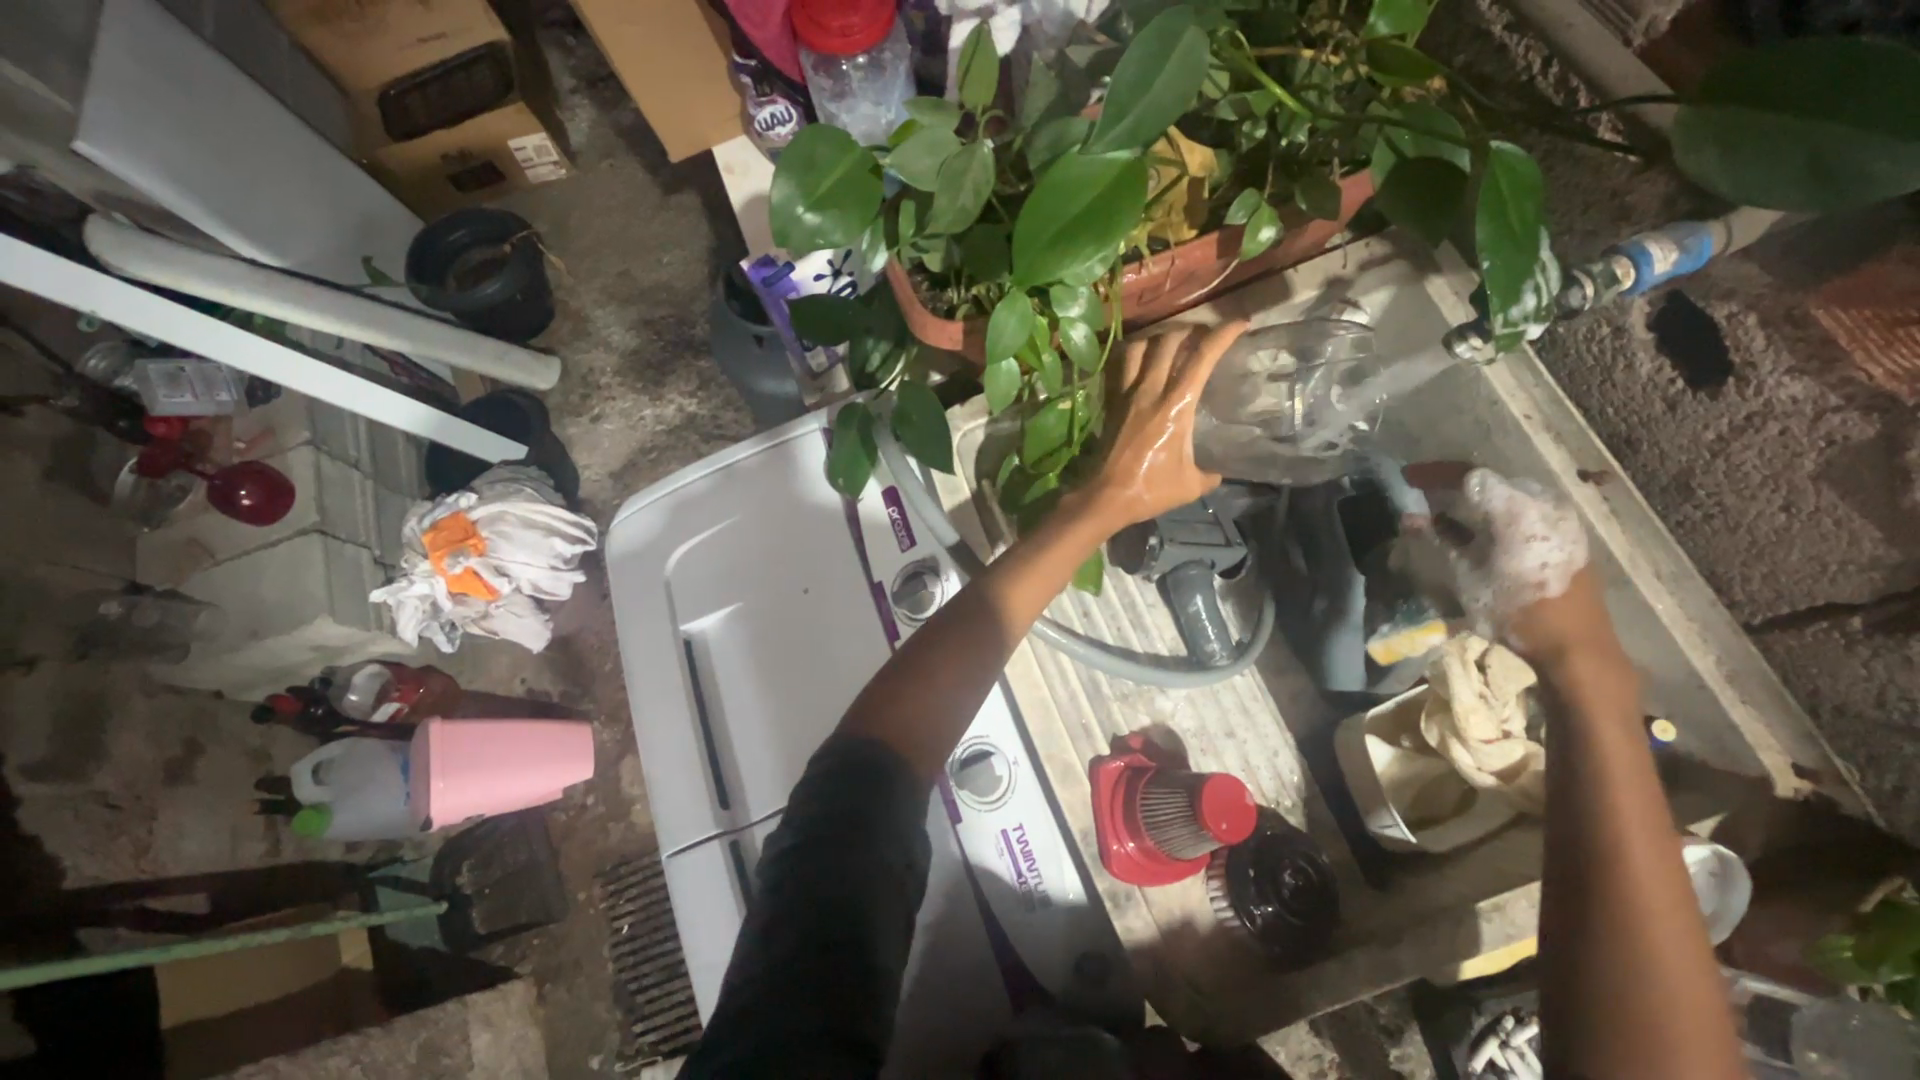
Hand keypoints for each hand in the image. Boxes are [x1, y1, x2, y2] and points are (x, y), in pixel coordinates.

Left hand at [1080, 321, 1249, 529]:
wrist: (1106, 497)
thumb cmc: (1151, 490)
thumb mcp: (1191, 485)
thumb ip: (1210, 472)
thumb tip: (1218, 471)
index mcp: (1176, 405)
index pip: (1202, 357)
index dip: (1223, 334)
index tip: (1240, 324)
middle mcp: (1150, 390)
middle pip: (1169, 340)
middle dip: (1190, 329)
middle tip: (1203, 333)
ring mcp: (1126, 394)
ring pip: (1140, 347)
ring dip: (1158, 338)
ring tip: (1171, 342)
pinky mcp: (1110, 402)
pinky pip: (1120, 366)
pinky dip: (1134, 355)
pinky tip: (1142, 360)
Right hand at [1403, 463, 1618, 675]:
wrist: (1576, 646)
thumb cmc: (1516, 610)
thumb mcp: (1464, 577)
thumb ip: (1435, 541)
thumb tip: (1408, 519)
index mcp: (1516, 507)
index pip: (1467, 474)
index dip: (1433, 474)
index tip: (1407, 479)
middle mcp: (1543, 502)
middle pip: (1491, 482)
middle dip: (1454, 488)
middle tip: (1425, 499)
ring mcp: (1561, 518)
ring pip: (1509, 497)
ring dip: (1477, 504)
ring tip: (1449, 518)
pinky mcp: (1569, 536)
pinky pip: (1526, 512)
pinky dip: (1498, 517)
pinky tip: (1482, 536)